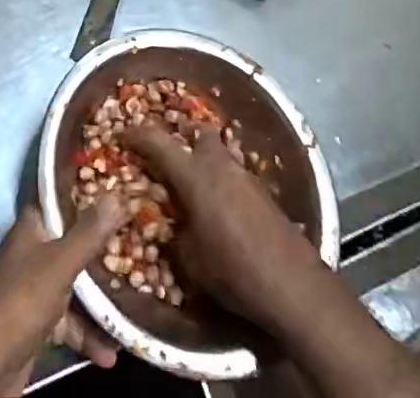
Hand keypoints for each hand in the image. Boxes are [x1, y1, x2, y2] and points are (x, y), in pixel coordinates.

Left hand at [0, 196, 128, 397]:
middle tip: (142, 255)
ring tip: (134, 314)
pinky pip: (69, 324)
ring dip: (102, 304)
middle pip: (74, 246)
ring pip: (76, 288)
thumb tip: (117, 192)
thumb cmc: (18, 302)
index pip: (62, 201)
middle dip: (105, 254)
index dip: (89, 197)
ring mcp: (33, 291)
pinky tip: (110, 354)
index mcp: (32, 229)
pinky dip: (88, 336)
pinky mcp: (36, 326)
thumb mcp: (59, 264)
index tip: (124, 195)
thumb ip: (88, 233)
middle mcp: (32, 254)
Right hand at [128, 126, 419, 397]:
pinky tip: (225, 206)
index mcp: (194, 176)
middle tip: (172, 154)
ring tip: (199, 182)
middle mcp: (221, 167)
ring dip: (209, 160)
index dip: (139, 134)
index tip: (126, 132)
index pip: (159, 142)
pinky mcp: (267, 195)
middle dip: (185, 138)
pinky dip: (227, 181)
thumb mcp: (189, 259)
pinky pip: (239, 176)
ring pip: (223, 154)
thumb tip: (173, 226)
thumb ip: (176, 232)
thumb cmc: (232, 270)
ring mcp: (247, 178)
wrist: (293, 285)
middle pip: (200, 134)